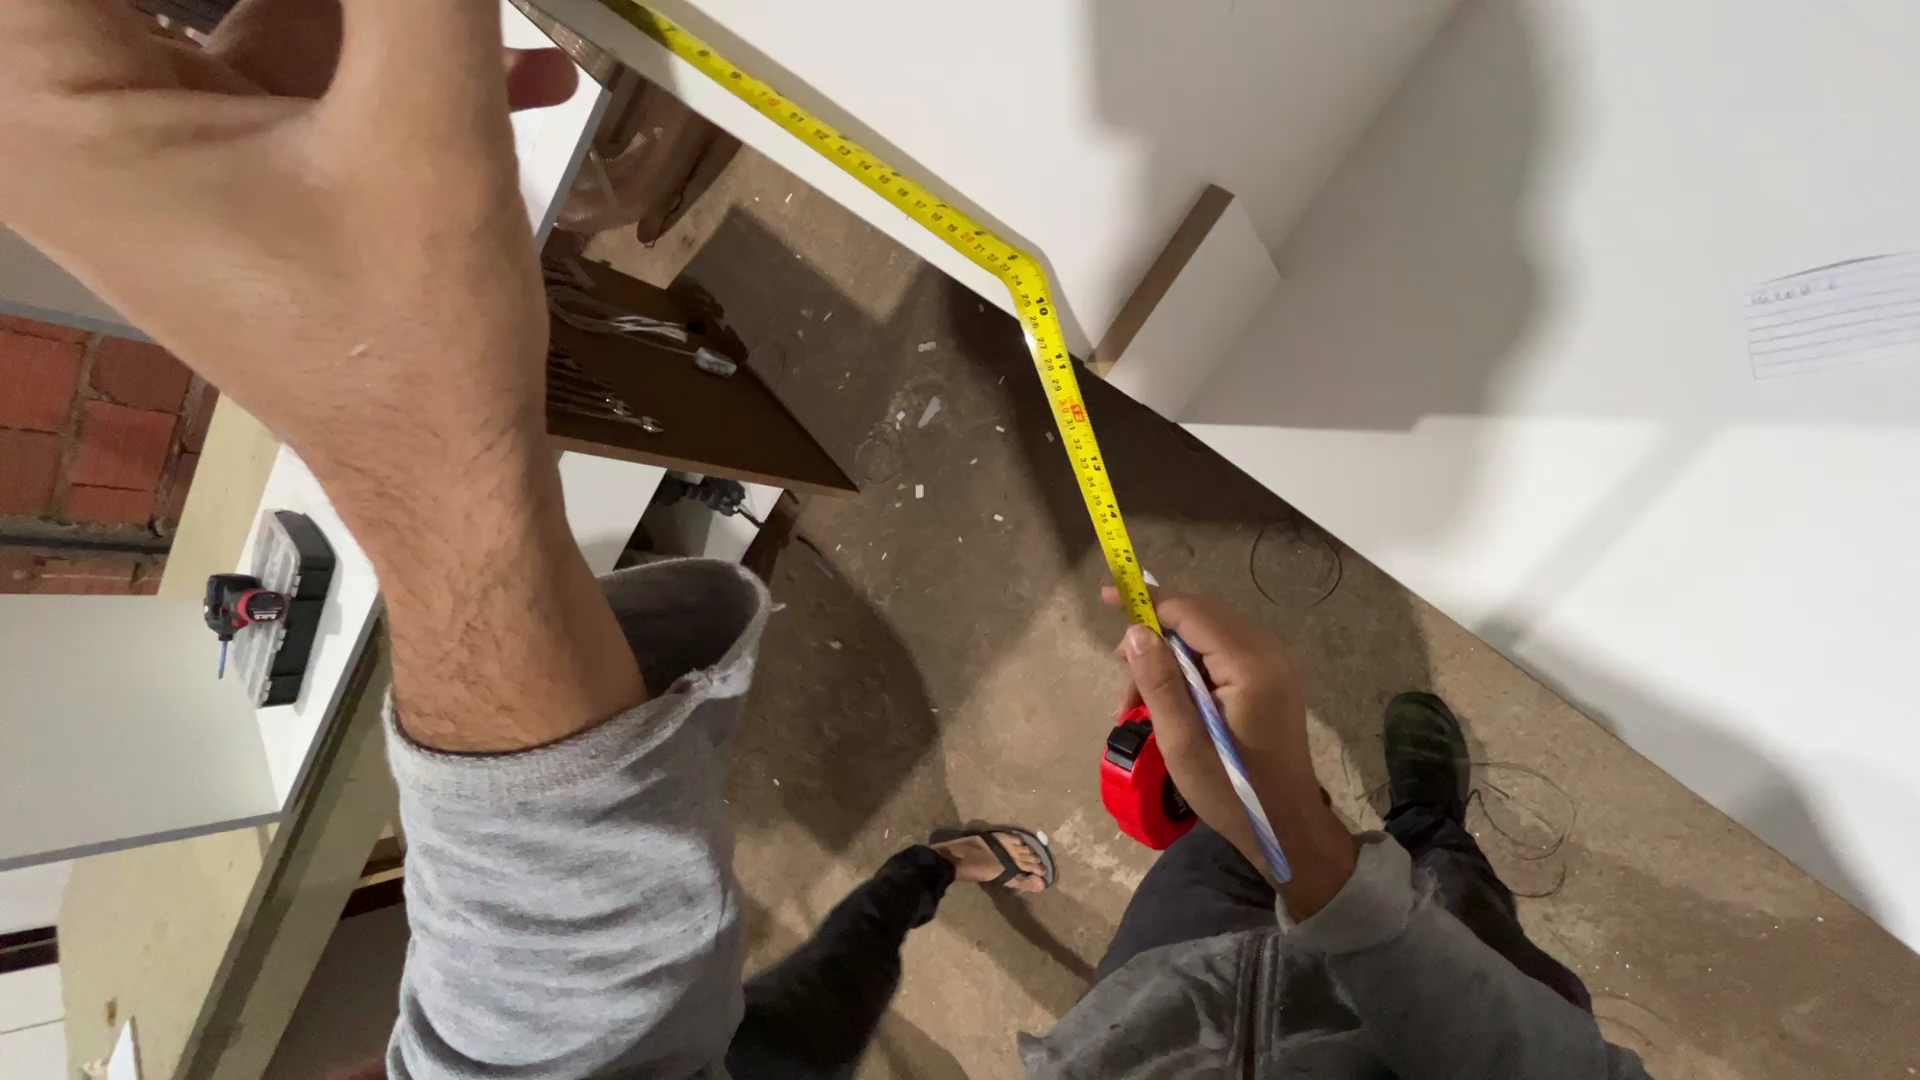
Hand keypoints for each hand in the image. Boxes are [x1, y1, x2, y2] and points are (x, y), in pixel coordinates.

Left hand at [0, 1, 645, 750]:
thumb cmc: (426, 344)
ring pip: (255, 12)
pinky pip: (306, 76)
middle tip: (445, 16)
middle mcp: (60, 105)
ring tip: (492, 27)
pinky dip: (405, 64)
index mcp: (40, 91)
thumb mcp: (431, 147)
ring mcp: (158, 142)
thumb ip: (423, 1)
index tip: (394, 15)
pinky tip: (525, 75)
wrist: (458, 471)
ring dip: (392, 19)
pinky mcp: (243, 174)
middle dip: (351, 6)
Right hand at [1105, 588, 1356, 916]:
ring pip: (1210, 632)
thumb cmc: (1233, 793)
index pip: (1192, 612)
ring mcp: (1275, 666)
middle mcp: (1270, 655)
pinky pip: (1223, 651)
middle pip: (1202, 615)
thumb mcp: (1183, 743)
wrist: (1288, 831)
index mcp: (1251, 667)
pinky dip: (1190, 663)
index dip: (1148, 602)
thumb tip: (1135, 632)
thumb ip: (1159, 683)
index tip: (1107, 598)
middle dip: (1156, 631)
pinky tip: (1170, 696)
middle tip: (1121, 665)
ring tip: (1139, 696)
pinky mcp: (1272, 680)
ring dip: (1171, 652)